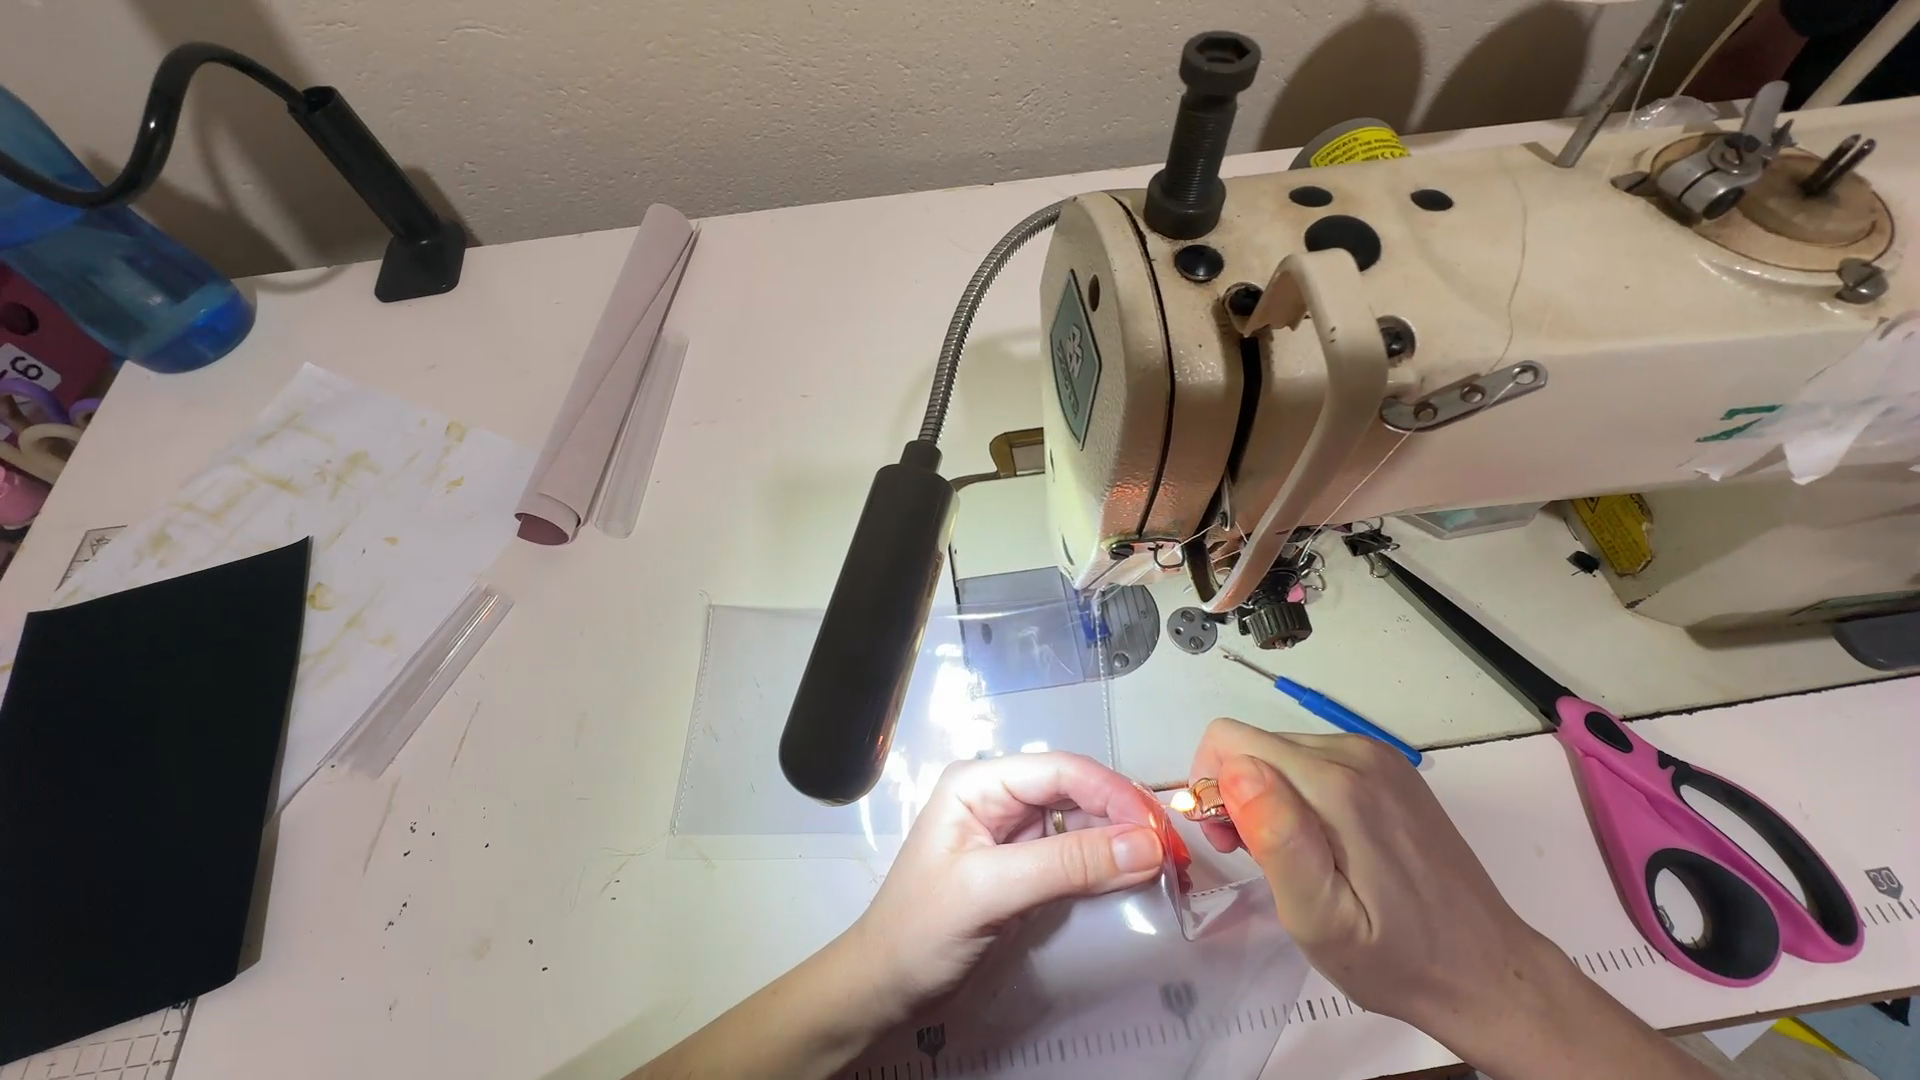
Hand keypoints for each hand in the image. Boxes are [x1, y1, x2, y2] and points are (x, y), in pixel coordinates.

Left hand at [846, 751, 1176, 1012]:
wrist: (886, 985)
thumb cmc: (921, 929)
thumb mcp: (991, 891)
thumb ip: (1068, 865)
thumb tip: (1146, 846)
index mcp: (980, 782)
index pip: (1059, 770)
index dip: (1113, 792)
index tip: (1157, 829)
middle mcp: (999, 795)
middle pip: (1076, 790)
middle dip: (1124, 815)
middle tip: (1173, 851)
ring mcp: (1013, 829)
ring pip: (1082, 820)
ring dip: (1122, 839)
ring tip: (1165, 864)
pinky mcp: (1025, 863)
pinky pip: (1076, 852)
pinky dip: (1107, 862)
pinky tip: (1134, 875)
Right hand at [1190, 719, 1565, 1056]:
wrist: (1487, 972)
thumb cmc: (1394, 959)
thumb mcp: (1319, 919)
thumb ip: (1277, 838)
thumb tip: (1237, 770)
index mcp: (1337, 784)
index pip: (1230, 742)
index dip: (1214, 791)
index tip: (1234, 846)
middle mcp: (1357, 753)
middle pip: (1256, 745)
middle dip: (1238, 795)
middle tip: (1262, 861)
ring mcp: (1378, 757)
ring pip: (1282, 752)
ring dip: (1268, 796)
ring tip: (1297, 859)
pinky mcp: (1390, 769)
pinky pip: (1314, 759)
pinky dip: (1300, 794)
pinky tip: (1324, 844)